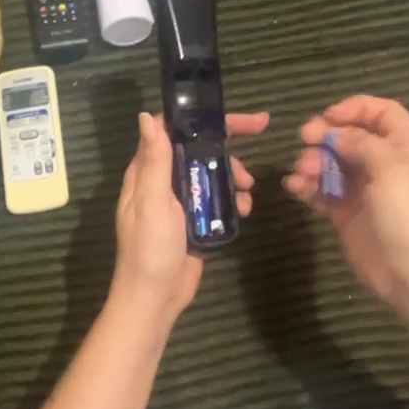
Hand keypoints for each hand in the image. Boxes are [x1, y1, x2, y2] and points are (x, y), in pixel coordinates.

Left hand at [110, 110, 268, 319]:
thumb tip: (146, 116)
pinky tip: (245, 208)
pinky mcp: (195, 221)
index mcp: (147, 172)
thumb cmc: (150, 249)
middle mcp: (162, 181)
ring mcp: (180, 201)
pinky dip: (233, 198)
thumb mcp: (153, 202)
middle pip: (197, 148)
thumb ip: (154, 161)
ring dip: (234, 174)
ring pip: (211, 173)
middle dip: (228, 143)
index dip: (201, 116)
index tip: (230, 110)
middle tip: (262, 131)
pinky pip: (217, 199)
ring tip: (249, 189)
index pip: (172, 129)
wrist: (156, 298)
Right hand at [284, 96, 408, 325]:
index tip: (328, 117)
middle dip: (327, 135)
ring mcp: (366, 190)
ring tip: (302, 172)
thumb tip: (337, 134)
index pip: (383, 113)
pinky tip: (295, 187)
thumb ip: (362, 143)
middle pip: (352, 136)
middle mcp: (386, 164)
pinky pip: (323, 192)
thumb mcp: (392, 169)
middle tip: (305, 138)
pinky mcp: (347, 213)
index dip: (356, 108)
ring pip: (334, 163)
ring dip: (314, 161)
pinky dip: (308, 186)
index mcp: (408, 147)